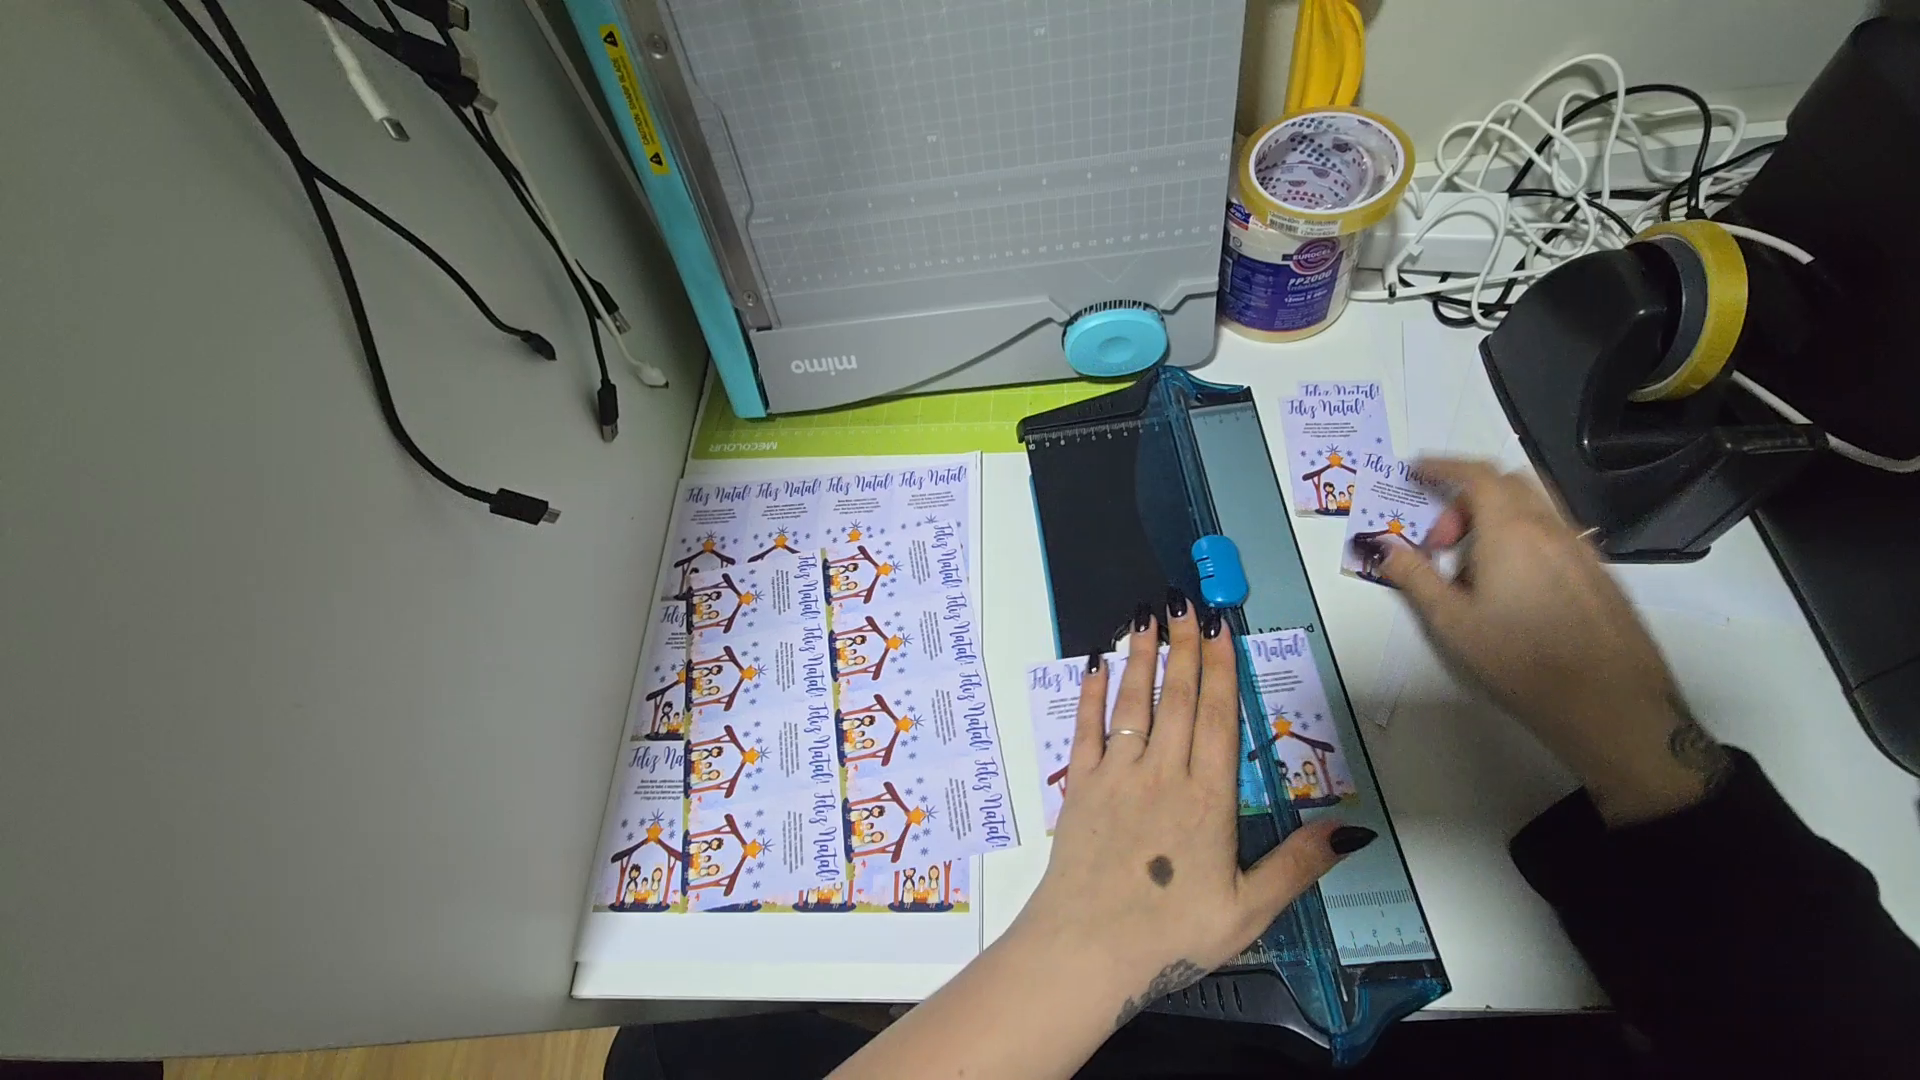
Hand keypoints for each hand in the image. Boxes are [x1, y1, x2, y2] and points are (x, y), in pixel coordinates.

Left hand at [1006, 593, 1368, 1026]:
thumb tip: (1351, 827)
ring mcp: (1117, 774)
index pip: (1219, 717)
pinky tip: (1096, 664)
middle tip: (1185, 600)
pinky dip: (1091, 693)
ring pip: (1133, 701)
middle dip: (1184, 645)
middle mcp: (1162, 773)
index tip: (1220, 628)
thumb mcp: (1248, 910)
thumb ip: (1298, 864)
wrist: (1087, 949)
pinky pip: (1087, 728)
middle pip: (1179, 697)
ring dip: (1140, 656)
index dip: (1221, 668)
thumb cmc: (1170, 935)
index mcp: (1207, 798)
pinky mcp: (1081, 785)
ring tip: (1144, 615)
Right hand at [1366, 458, 1729, 824]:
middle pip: (1509, 483)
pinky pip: (1554, 534)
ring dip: (1496, 517)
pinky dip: (1521, 538)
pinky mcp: (1600, 574)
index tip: (1415, 470)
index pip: (1477, 475)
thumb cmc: (1518, 659)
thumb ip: (1413, 576)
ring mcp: (1582, 550)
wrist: (1608, 704)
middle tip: (1441, 537)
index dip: (1443, 466)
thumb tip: (1382, 547)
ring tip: (1471, 565)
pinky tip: (1509, 587)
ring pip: (1535, 508)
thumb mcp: (1450, 621)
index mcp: (1511, 531)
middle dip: (1467, 495)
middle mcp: (1551, 529)